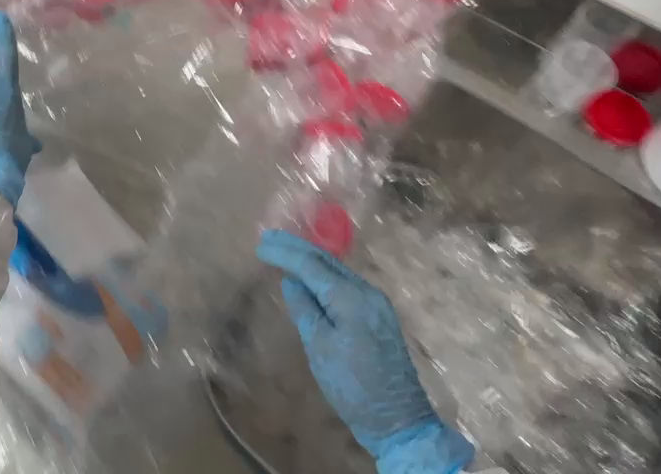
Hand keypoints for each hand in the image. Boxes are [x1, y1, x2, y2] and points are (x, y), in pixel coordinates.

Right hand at [256, 229, 474, 473]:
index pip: (312, 266)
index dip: (285, 253)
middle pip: (326, 261)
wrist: (400, 423)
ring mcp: (376, 303)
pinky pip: (346, 283)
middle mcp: (367, 292)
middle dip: (296, 247)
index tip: (260, 245)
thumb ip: (305, 310)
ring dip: (309, 258)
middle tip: (268, 237)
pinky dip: (323, 274)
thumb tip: (291, 280)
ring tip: (284, 248)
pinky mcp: (378, 315)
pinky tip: (310, 274)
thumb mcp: (321, 350)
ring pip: (337, 270)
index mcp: (352, 299)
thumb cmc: (354, 388)